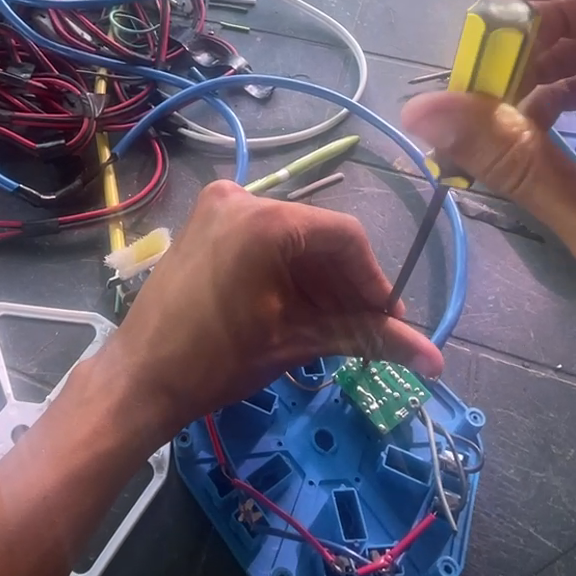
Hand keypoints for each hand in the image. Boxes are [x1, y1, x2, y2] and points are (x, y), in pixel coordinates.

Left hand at [98, 180, 443, 438]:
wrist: (140, 377)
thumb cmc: (216, 360)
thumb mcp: (294, 342)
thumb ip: (365, 338)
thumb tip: (435, 358)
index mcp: (264, 219)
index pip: (345, 237)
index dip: (375, 282)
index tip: (390, 324)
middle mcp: (241, 198)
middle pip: (318, 237)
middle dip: (347, 287)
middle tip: (366, 333)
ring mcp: (218, 208)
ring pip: (291, 240)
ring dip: (319, 283)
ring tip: (335, 329)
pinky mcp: (205, 224)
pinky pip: (262, 241)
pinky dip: (287, 273)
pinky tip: (300, 311)